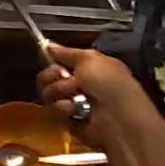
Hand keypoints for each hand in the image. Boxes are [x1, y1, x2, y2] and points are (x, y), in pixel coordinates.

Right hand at [37, 45, 156, 144]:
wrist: (118, 118)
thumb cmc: (109, 84)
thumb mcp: (90, 59)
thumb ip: (66, 52)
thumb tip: (48, 45)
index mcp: (87, 67)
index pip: (59, 60)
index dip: (52, 58)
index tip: (46, 54)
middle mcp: (77, 83)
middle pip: (47, 76)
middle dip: (50, 74)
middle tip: (60, 75)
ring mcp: (70, 102)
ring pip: (46, 93)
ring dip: (57, 91)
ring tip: (71, 95)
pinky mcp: (65, 120)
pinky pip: (51, 110)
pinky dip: (61, 108)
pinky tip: (72, 109)